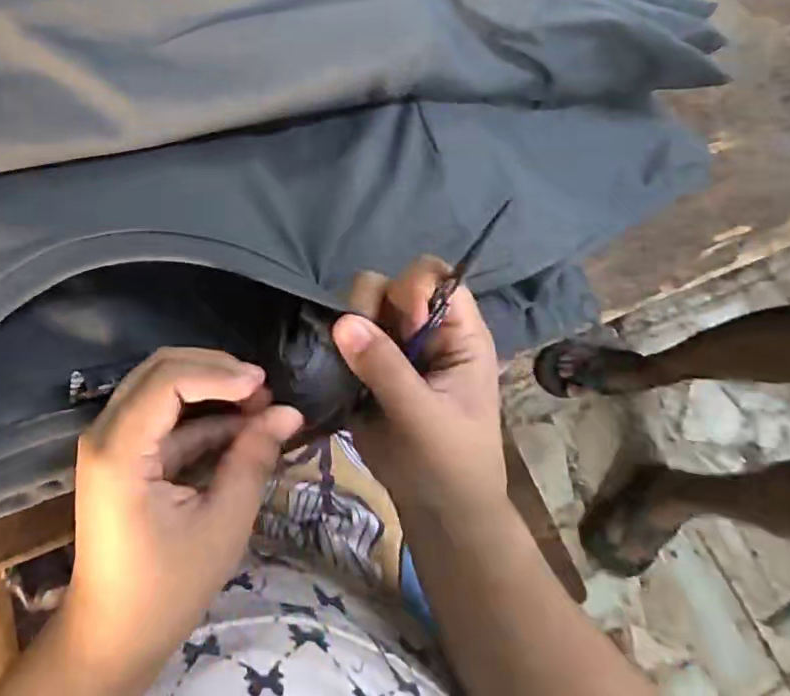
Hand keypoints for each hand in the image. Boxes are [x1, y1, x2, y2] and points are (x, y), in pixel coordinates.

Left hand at [52, 348, 302, 692]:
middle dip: (215, 370)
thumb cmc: (165, 589)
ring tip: (259, 401)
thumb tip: (289, 413)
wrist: (112, 637)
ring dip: (209, 387)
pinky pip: (161, 415)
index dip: (218, 374)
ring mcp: (110, 440)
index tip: (262, 384)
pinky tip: (240, 424)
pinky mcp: (122, 452)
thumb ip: (252, 460)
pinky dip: (200, 414)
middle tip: (262, 387)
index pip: (167, 380)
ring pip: (160, 385)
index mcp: (118, 449)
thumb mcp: (221, 526)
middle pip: (160, 370)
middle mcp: (105, 432)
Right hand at [335, 257, 506, 517]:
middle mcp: (423, 329)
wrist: (438, 512)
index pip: (437, 277)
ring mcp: (392, 346)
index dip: (415, 289)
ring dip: (347, 324)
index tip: (404, 326)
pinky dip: (332, 342)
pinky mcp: (364, 364)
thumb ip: (387, 369)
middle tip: (364, 350)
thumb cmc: (451, 463)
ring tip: (346, 364)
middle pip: (389, 284)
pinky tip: (331, 365)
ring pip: (359, 306)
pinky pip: (342, 335)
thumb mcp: (425, 417)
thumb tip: (342, 321)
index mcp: (458, 333)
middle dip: (370, 306)